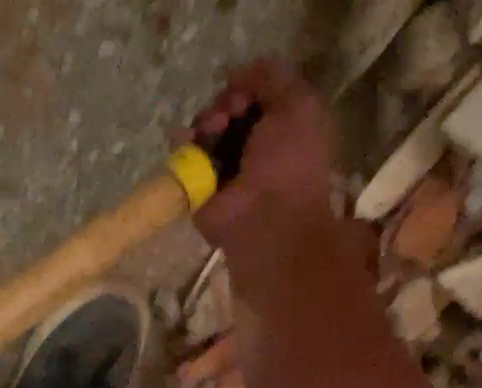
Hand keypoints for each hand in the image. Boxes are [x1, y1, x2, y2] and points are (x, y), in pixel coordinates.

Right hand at [188, 59, 336, 256]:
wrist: (265, 220)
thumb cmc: (288, 162)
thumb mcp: (298, 104)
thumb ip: (273, 77)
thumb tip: (239, 74)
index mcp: (285, 128)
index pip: (259, 95)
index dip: (249, 87)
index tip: (245, 95)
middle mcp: (256, 147)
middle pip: (230, 109)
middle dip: (224, 104)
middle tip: (226, 116)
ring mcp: (227, 169)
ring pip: (207, 129)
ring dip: (205, 122)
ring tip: (209, 132)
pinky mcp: (201, 187)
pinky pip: (187, 156)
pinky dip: (184, 143)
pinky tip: (186, 140)